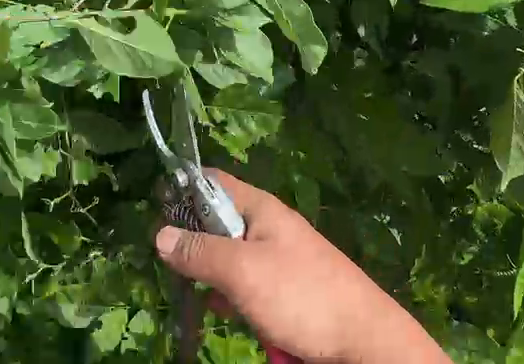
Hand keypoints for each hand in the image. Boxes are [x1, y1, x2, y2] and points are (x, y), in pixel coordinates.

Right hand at [154, 170, 444, 363]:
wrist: (364, 342)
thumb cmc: (301, 294)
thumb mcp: (242, 271)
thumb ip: (200, 252)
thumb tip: (160, 234)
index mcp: (260, 208)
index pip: (213, 181)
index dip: (184, 188)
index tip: (159, 210)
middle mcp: (267, 227)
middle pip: (218, 222)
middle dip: (195, 241)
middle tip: (173, 262)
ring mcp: (278, 260)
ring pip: (230, 258)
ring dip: (212, 275)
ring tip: (195, 291)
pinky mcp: (285, 292)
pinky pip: (246, 286)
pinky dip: (232, 297)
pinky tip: (223, 312)